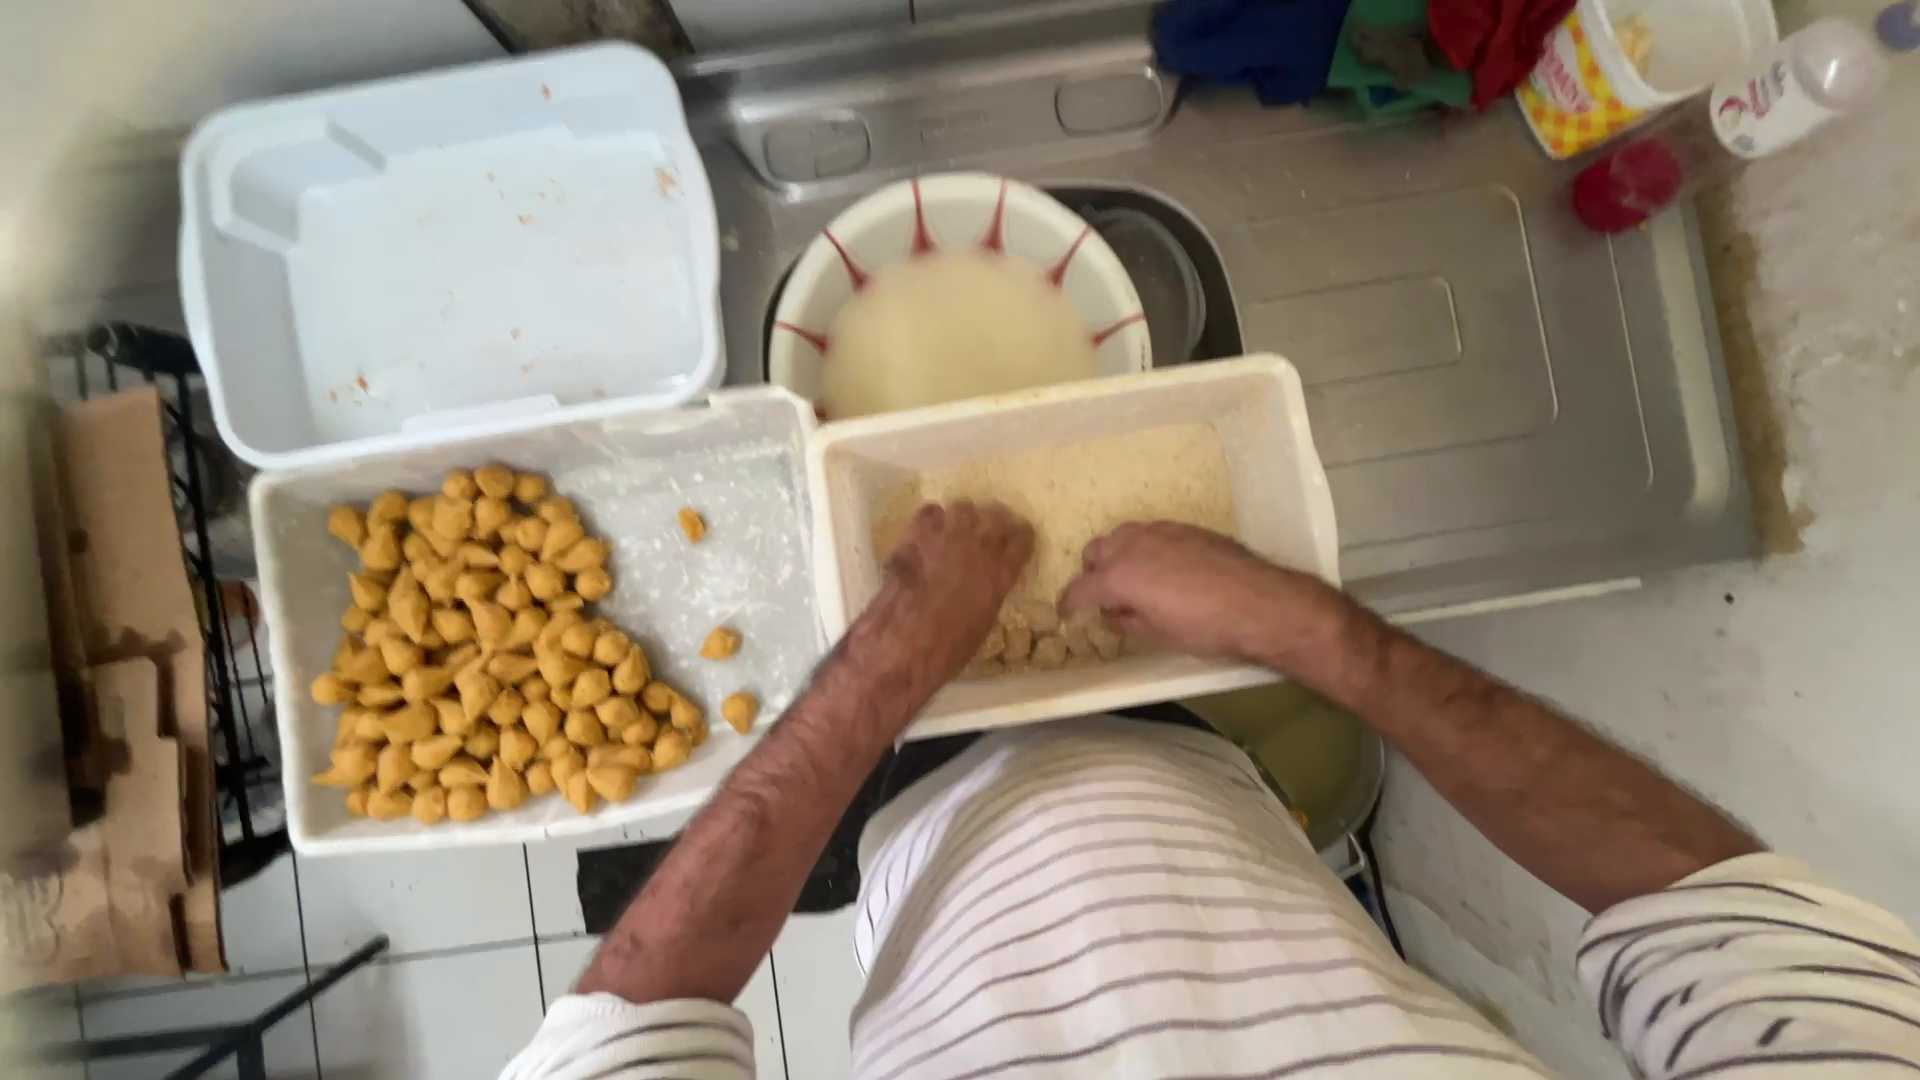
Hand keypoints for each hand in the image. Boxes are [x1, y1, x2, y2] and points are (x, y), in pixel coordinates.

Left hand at [863, 500, 1033, 689]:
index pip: (1022, 539)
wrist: (904, 642)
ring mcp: (946, 537)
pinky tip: (929, 531)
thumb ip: (990, 592)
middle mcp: (978, 548)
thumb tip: (986, 583)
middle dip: (995, 519)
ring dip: (964, 516)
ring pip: (963, 508)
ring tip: (958, 526)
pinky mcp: (916, 536)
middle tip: (990, 526)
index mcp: (1000, 573)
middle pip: (995, 515)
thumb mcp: (983, 621)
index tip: (1018, 535)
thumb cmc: (949, 647)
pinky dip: (932, 520)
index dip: (1021, 535)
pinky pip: (929, 513)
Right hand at [1057, 521, 1343, 663]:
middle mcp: (1132, 545)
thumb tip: (1112, 615)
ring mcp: (1159, 531)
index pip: (1080, 588)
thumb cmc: (1205, 627)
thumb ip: (1127, 621)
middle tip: (1103, 597)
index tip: (1066, 613)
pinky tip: (1164, 570)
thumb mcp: (1158, 635)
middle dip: (1092, 574)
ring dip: (1117, 556)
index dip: (1069, 603)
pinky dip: (1145, 549)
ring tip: (1133, 580)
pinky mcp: (1184, 528)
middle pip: (1095, 552)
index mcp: (1119, 576)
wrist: (1260, 603)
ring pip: (1122, 536)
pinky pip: (1151, 534)